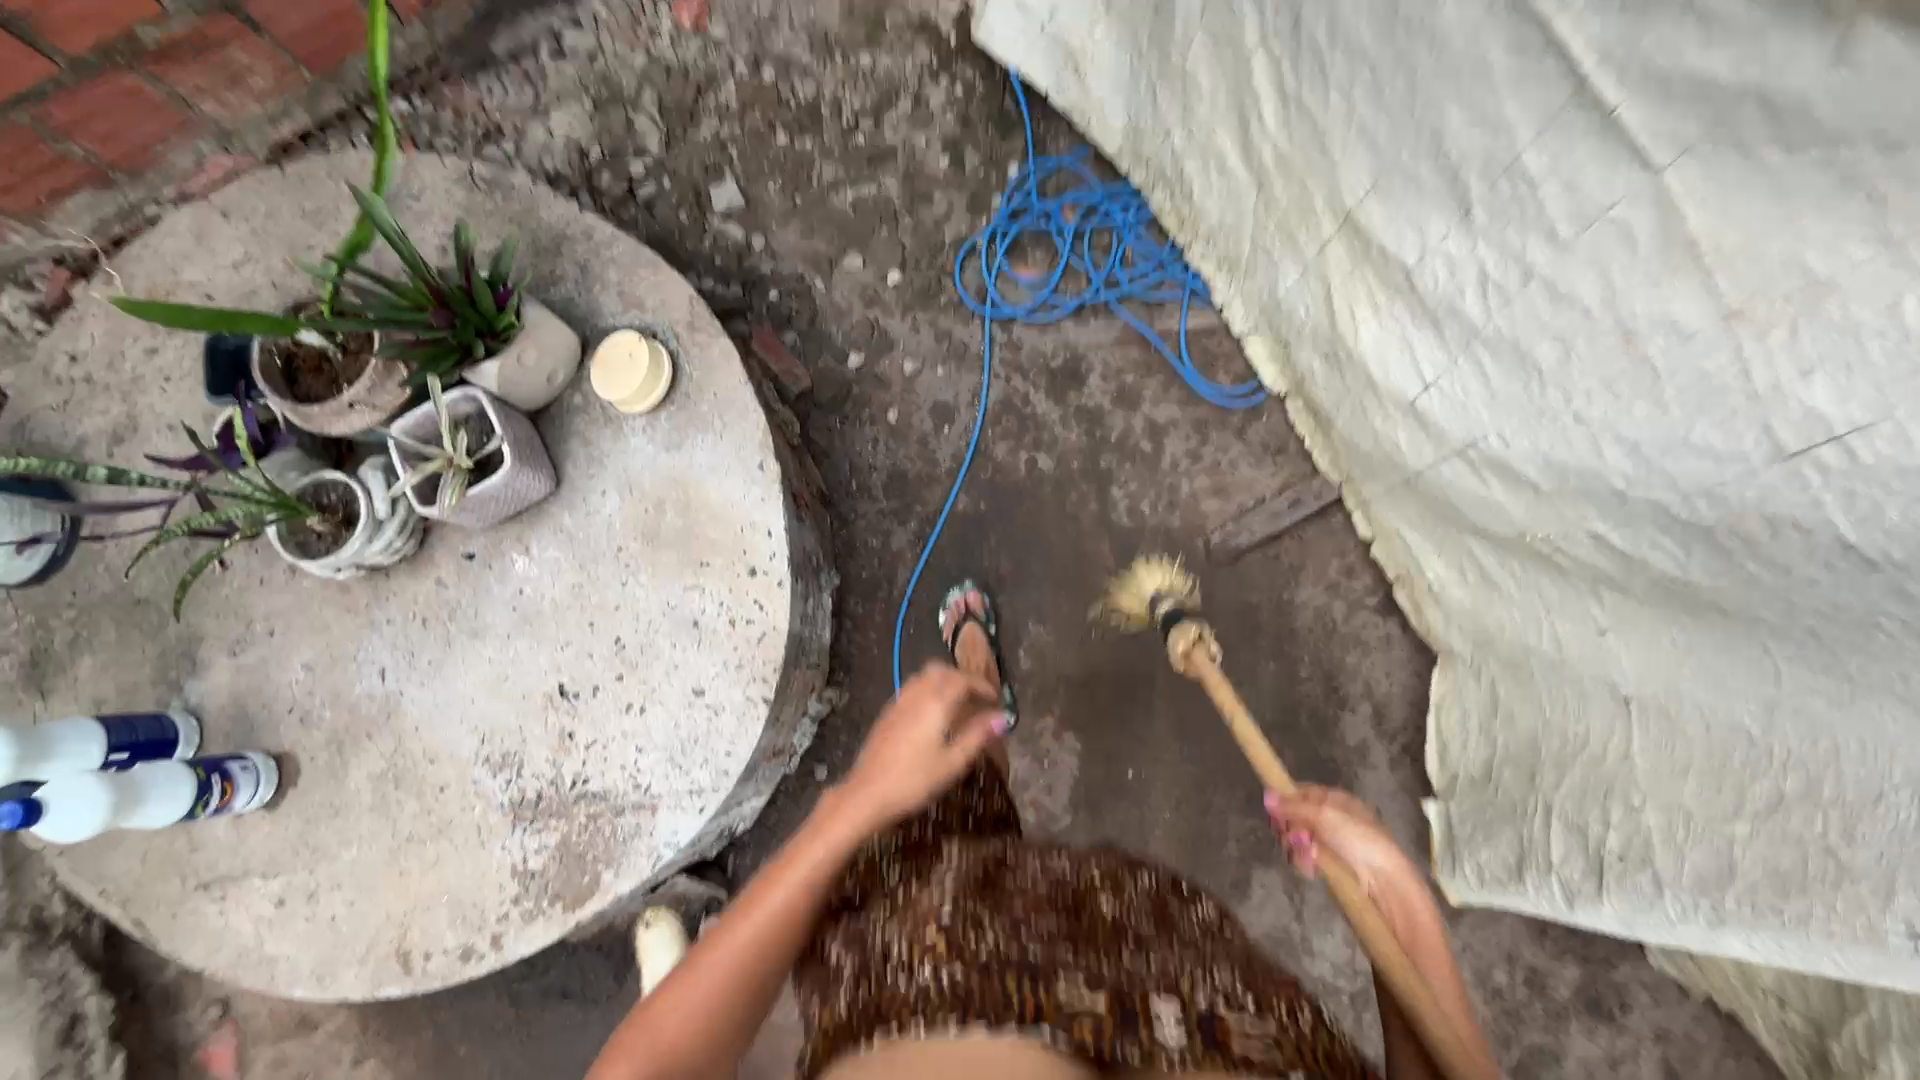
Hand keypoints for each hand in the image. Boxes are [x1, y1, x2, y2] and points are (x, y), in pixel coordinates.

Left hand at [833, 663, 1009, 833]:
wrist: (867, 794)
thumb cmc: (914, 781)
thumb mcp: (953, 762)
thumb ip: (977, 735)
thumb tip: (1002, 718)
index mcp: (935, 703)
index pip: (962, 680)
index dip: (981, 685)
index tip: (995, 698)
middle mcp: (915, 695)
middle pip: (940, 670)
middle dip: (961, 678)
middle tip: (977, 697)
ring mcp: (897, 703)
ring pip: (922, 677)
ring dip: (943, 681)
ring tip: (957, 703)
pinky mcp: (886, 714)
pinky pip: (911, 689)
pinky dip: (927, 691)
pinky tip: (932, 715)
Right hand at [1265, 784, 1436, 935]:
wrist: (1383, 879)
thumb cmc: (1357, 839)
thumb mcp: (1324, 815)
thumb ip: (1292, 806)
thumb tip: (1265, 794)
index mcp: (1334, 799)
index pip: (1301, 792)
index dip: (1285, 800)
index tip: (1274, 812)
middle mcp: (1330, 817)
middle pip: (1295, 817)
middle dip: (1291, 828)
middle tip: (1296, 838)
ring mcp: (1330, 841)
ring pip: (1297, 839)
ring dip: (1298, 848)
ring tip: (1309, 856)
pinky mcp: (1329, 863)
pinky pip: (1306, 857)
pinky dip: (1306, 862)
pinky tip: (1314, 867)